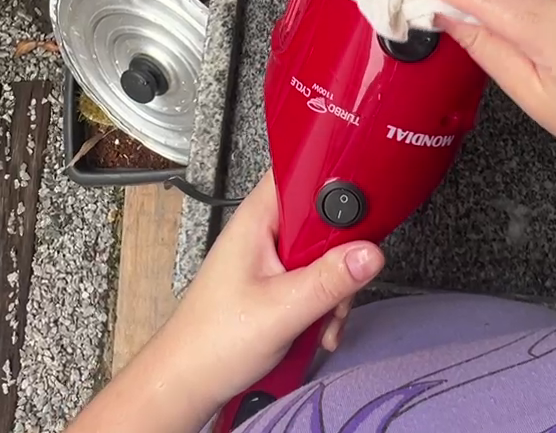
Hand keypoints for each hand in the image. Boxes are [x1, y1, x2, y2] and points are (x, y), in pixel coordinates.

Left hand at [137, 171, 382, 408]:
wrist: (186, 383)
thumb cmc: (212, 341)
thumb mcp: (281, 310)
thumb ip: (328, 280)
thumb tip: (369, 253)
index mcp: (258, 216)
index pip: (303, 172)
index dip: (335, 182)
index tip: (363, 208)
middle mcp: (265, 228)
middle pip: (320, 217)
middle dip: (341, 252)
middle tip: (345, 281)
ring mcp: (270, 254)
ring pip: (322, 251)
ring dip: (335, 285)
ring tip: (328, 317)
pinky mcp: (276, 279)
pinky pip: (314, 277)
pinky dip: (325, 301)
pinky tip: (321, 327)